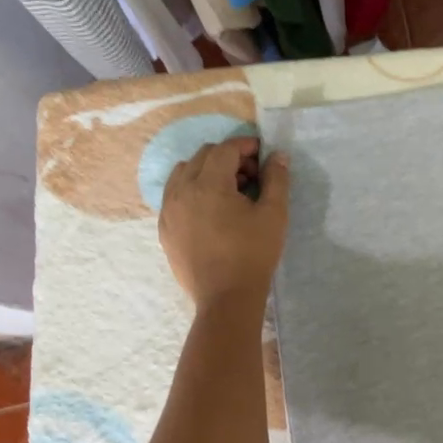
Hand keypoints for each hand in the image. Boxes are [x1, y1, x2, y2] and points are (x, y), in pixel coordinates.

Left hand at [158, 137, 289, 308]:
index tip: (263, 155)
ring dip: (208, 171)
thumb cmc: (253, 253)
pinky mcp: (165, 228)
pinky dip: (193, 190)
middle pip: (203, 156)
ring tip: (230, 192)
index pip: (225, 149)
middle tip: (252, 176)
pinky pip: (174, 195)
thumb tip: (277, 155)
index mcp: (208, 184)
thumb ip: (276, 179)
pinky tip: (213, 210)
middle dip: (229, 158)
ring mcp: (168, 210)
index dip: (246, 146)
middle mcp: (181, 191)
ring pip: (184, 172)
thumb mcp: (273, 213)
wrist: (226, 297)